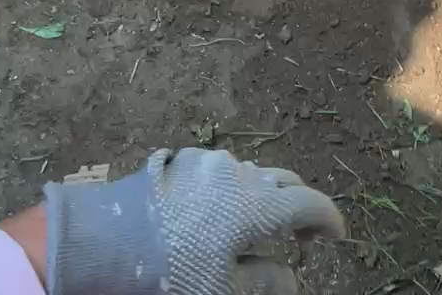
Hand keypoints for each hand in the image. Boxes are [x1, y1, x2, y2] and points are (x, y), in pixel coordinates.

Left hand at [43, 148, 343, 294]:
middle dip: (297, 205)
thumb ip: (266, 282)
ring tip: (254, 226)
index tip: (337, 235)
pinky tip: (214, 213)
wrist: (104, 243)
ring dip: (262, 195)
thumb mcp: (222, 290)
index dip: (328, 219)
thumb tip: (293, 275)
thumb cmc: (171, 275)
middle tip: (298, 234)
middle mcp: (240, 172)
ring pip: (251, 173)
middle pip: (284, 181)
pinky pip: (220, 171)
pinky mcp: (181, 160)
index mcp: (258, 204)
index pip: (309, 204)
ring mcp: (209, 160)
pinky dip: (230, 189)